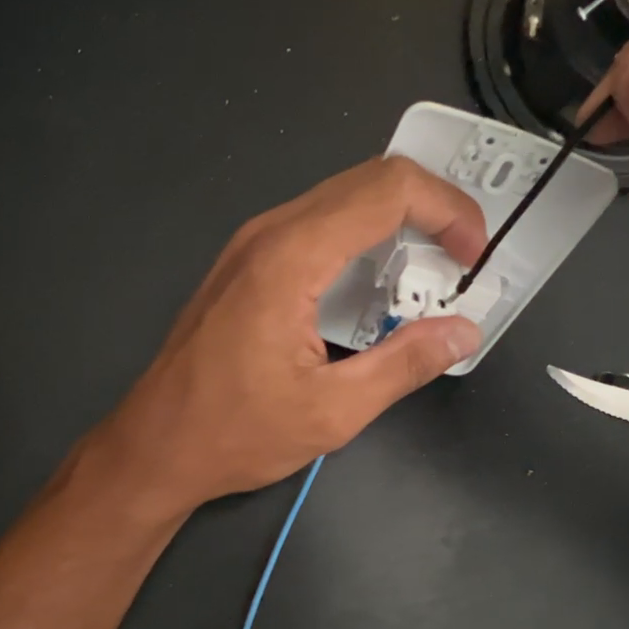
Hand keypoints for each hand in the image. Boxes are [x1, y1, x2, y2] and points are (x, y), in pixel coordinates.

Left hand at [86, 157, 486, 512]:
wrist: (154, 447)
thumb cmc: (235, 434)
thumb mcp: (332, 412)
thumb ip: (405, 365)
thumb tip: (463, 333)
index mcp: (290, 259)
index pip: (387, 191)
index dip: (448, 211)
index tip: (474, 258)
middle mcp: (268, 234)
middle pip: (367, 181)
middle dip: (430, 209)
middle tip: (462, 263)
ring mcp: (250, 244)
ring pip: (341, 199)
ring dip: (395, 224)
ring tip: (428, 277)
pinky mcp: (245, 263)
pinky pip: (315, 225)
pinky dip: (360, 240)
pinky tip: (374, 287)